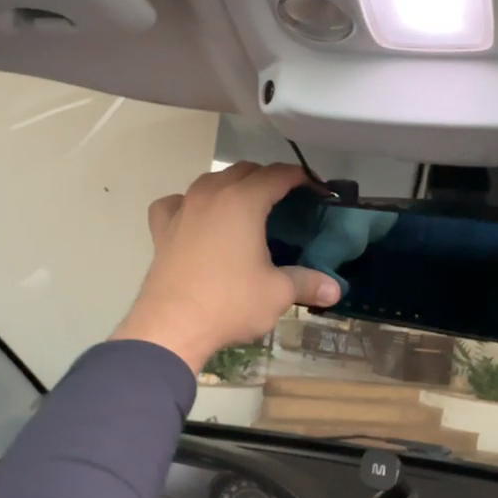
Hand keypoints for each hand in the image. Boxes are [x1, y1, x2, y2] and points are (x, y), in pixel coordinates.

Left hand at [112, 163, 340, 373]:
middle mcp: (211, 194)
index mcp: (243, 201)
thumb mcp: (277, 293)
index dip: (299, 178)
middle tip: (284, 202)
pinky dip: (189, 204)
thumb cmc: (230, 303)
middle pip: (243, 170)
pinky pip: (176, 203)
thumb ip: (307, 283)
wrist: (172, 326)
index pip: (277, 175)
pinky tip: (195, 219)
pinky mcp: (162, 229)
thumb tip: (335, 290)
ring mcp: (183, 209)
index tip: (313, 190)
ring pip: (209, 181)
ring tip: (245, 208)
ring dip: (230, 186)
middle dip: (266, 179)